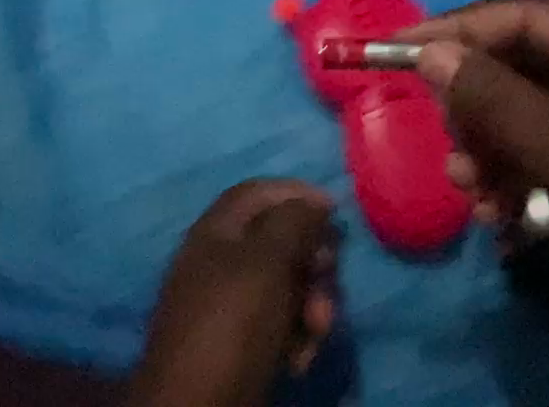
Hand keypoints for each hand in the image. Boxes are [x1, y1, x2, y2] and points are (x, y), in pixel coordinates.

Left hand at [129, 180, 337, 406]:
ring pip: (286, 285)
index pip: (257, 193)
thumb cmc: (233, 323)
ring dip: (311, 302)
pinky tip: (300, 356)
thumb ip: (294, 221)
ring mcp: (229, 307)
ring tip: (318, 326)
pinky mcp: (241, 346)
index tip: (334, 209)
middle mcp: (219, 263)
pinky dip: (297, 334)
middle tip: (328, 272)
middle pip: (278, 240)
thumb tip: (316, 201)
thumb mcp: (267, 261)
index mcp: (215, 232)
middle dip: (311, 256)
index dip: (296, 193)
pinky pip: (280, 324)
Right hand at [403, 0, 548, 405]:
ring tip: (473, 190)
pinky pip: (537, 137)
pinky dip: (509, 165)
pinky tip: (496, 208)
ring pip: (521, 102)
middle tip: (450, 143)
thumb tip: (430, 51)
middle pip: (519, 57)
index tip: (396, 49)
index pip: (524, 14)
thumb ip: (497, 100)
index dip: (457, 28)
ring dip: (488, 142)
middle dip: (476, 103)